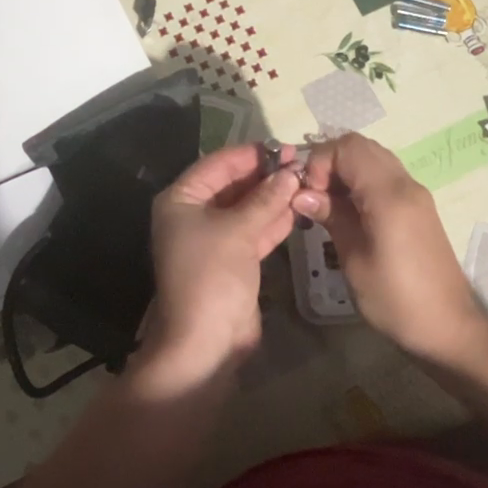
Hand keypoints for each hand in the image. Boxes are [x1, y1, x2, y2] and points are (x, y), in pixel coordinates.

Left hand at [144, 142, 300, 374]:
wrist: (206, 341)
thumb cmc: (211, 276)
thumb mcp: (238, 231)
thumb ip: (265, 199)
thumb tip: (290, 172)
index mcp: (181, 200)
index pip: (217, 164)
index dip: (249, 154)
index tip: (282, 146)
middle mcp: (194, 215)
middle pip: (232, 184)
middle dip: (264, 175)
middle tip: (300, 162)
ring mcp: (214, 239)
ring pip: (246, 208)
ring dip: (273, 196)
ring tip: (306, 180)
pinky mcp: (233, 260)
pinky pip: (254, 231)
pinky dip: (274, 219)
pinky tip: (300, 206)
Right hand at [291, 133, 487, 360]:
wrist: (448, 330)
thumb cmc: (395, 299)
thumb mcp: (354, 259)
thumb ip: (331, 216)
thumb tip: (301, 193)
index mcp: (389, 194)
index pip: (347, 147)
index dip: (319, 162)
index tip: (308, 195)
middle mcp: (405, 184)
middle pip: (361, 146)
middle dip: (329, 162)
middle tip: (314, 196)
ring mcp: (415, 195)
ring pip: (373, 159)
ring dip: (345, 171)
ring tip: (327, 205)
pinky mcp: (418, 209)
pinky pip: (384, 177)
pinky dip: (361, 182)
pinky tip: (349, 213)